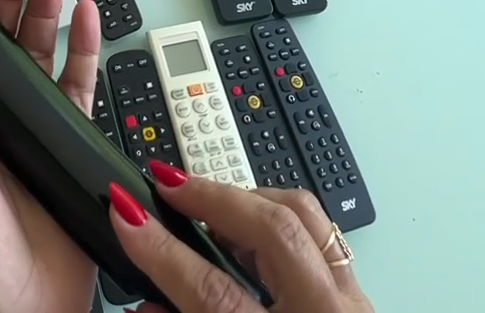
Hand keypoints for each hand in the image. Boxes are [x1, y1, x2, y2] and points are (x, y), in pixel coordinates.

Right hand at [108, 162, 373, 312]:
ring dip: (245, 196)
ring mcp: (353, 304)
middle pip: (272, 231)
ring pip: (303, 214)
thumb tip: (144, 303)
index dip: (162, 250)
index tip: (125, 214)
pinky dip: (273, 212)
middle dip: (211, 197)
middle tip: (164, 182)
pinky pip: (317, 229)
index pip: (213, 293)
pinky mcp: (359, 294)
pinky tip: (242, 222)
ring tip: (202, 197)